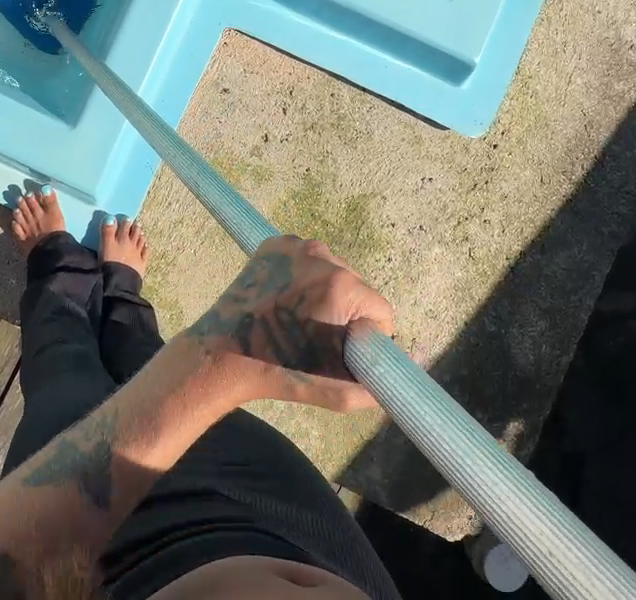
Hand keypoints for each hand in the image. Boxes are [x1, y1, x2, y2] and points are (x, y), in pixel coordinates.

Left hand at [182, 235, 394, 412]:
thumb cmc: (280, 371)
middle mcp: (321, 255)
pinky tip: (287, 298)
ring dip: (326, 294)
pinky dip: (304, 277)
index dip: (367, 336)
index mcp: (341, 285)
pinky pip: (307, 261)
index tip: (342, 349)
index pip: (380, 310)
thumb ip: (380, 383)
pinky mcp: (274, 243)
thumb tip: (413, 368)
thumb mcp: (337, 391)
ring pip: (333, 272)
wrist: (223, 351)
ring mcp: (294, 245)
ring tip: (298, 318)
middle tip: (316, 336)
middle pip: (357, 288)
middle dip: (347, 313)